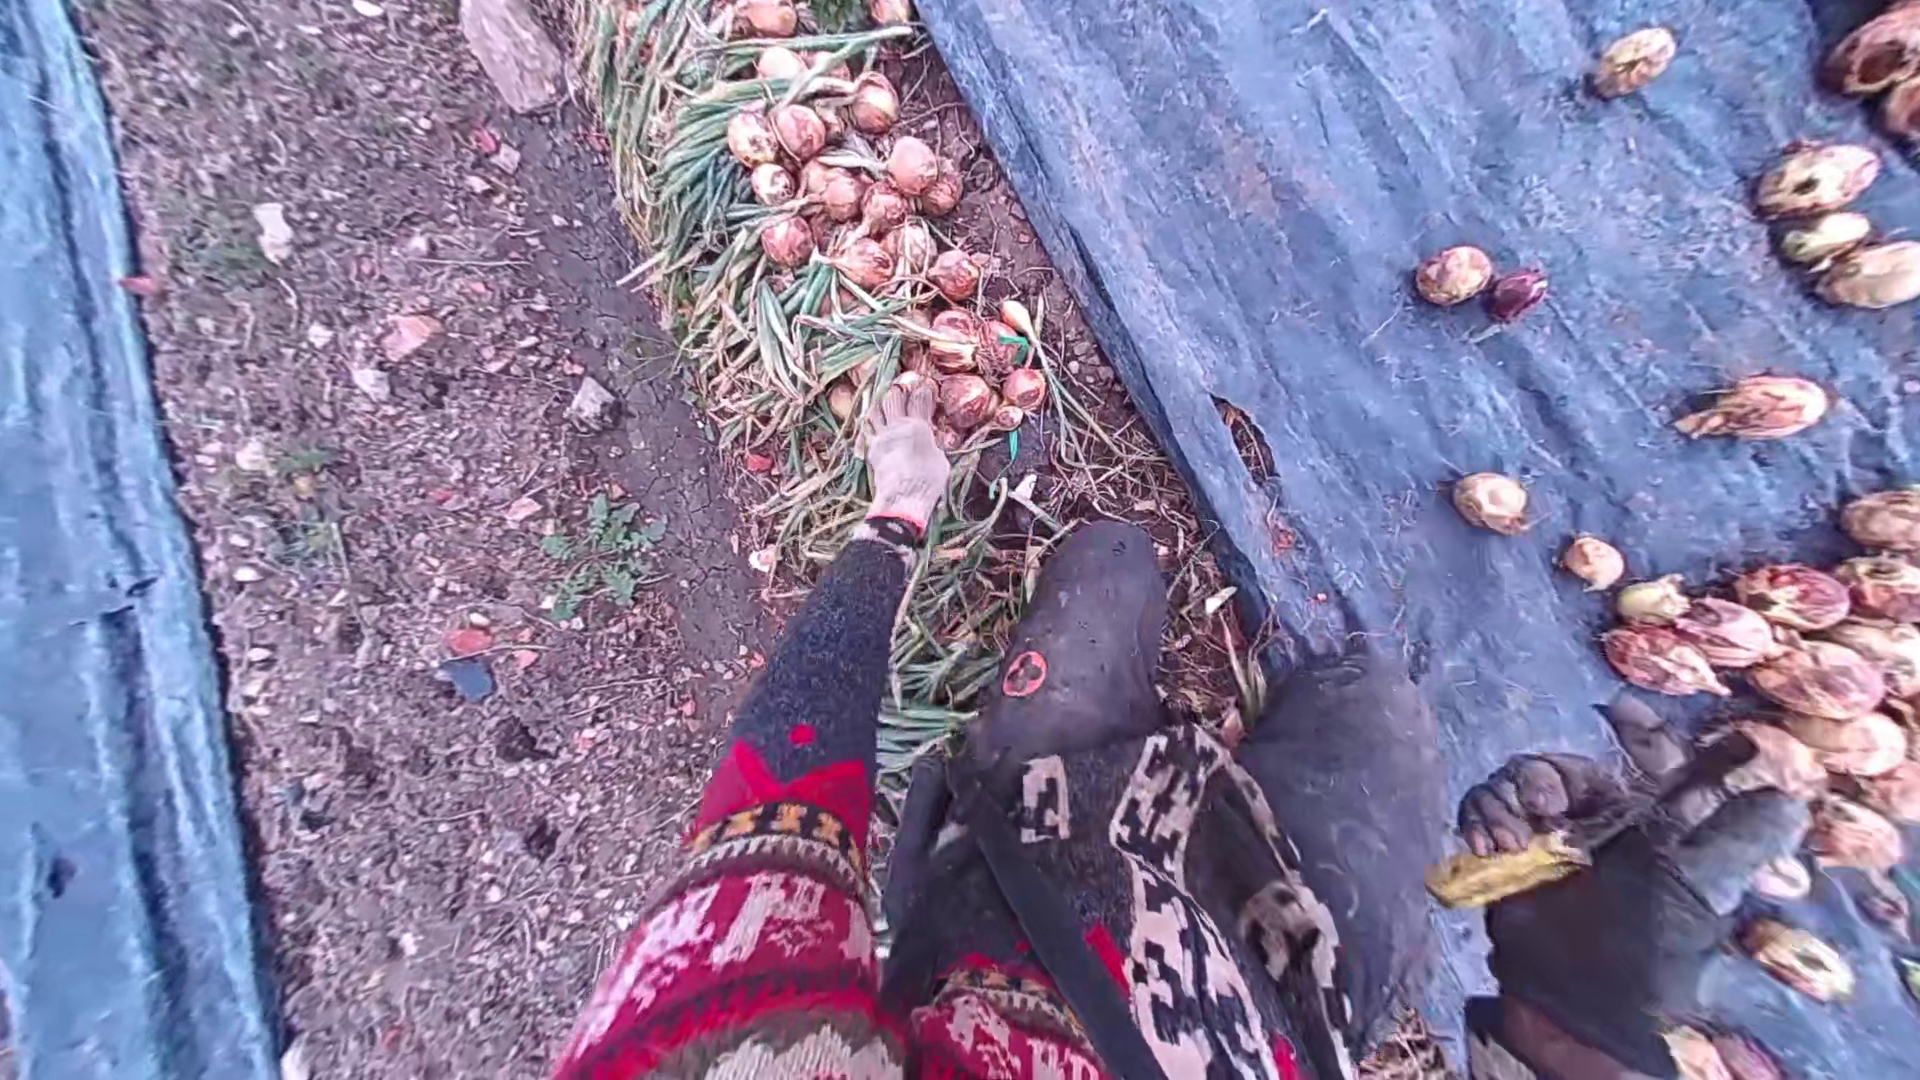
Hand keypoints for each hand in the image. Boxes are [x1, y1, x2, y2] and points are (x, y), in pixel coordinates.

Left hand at [862, 377, 948, 530]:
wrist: (902, 497)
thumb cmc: (928, 481)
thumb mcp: (940, 460)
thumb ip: (933, 445)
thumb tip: (930, 442)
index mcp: (918, 427)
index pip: (919, 400)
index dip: (922, 389)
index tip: (924, 384)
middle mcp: (897, 427)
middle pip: (893, 398)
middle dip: (898, 389)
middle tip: (902, 386)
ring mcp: (880, 437)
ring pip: (875, 410)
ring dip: (879, 402)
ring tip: (884, 400)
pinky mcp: (870, 450)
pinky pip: (866, 429)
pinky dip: (869, 422)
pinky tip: (871, 422)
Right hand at [1462, 701, 1809, 1076]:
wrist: (1569, 988)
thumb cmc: (1641, 945)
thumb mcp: (1691, 892)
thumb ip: (1729, 840)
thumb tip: (1785, 792)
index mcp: (1644, 825)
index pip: (1646, 765)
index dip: (1639, 734)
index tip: (1620, 708)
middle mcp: (1592, 818)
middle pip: (1558, 766)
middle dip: (1540, 779)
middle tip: (1541, 809)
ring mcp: (1540, 828)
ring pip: (1510, 781)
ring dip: (1502, 805)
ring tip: (1507, 842)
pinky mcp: (1499, 837)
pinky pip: (1479, 804)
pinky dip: (1477, 818)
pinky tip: (1483, 845)